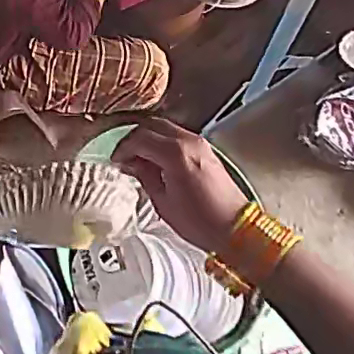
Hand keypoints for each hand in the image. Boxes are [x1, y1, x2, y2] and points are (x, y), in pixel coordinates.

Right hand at [111, 118, 247, 253]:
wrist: (236, 229)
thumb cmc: (203, 221)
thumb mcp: (163, 201)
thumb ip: (144, 175)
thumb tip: (131, 164)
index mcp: (175, 154)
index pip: (139, 138)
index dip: (123, 148)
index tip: (116, 160)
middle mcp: (188, 142)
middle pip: (150, 125)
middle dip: (133, 138)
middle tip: (124, 156)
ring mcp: (199, 143)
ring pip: (163, 126)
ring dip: (147, 137)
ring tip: (138, 158)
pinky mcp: (205, 149)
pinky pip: (176, 134)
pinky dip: (161, 140)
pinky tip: (156, 158)